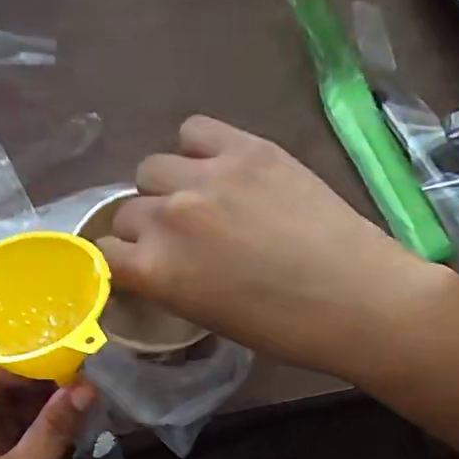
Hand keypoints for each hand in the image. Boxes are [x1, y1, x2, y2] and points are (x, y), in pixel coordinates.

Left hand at [0, 363, 94, 458]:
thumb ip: (53, 429)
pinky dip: (32, 429)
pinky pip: (3, 432)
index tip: (69, 363)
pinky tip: (65, 425)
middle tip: (82, 382)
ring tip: (81, 402)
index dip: (26, 366)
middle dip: (36, 388)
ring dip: (39, 408)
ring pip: (1, 409)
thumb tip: (86, 387)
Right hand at [95, 116, 438, 376]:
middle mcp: (169, 216)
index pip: (103, 253)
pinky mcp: (247, 148)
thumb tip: (154, 262)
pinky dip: (196, 148)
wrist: (355, 299)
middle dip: (143, 227)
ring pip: (152, 166)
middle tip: (177, 239)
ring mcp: (207, 176)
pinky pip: (194, 129)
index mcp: (156, 271)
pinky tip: (218, 168)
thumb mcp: (206, 317)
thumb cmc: (282, 329)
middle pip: (125, 209)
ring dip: (166, 186)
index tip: (134, 266)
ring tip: (199, 199)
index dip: (118, 261)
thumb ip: (169, 282)